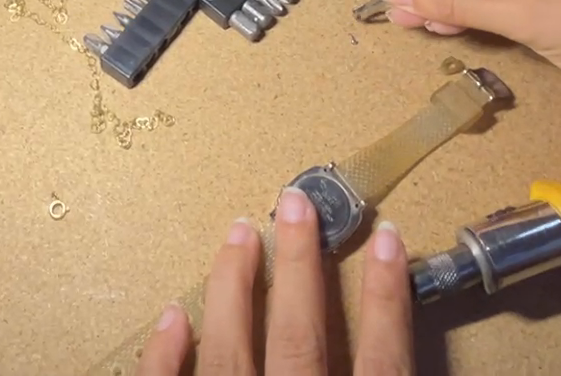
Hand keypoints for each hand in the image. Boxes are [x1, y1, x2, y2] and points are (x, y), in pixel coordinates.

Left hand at [135, 187, 413, 375]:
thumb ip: (379, 374)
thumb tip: (393, 358)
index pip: (383, 362)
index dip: (386, 297)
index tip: (388, 238)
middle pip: (300, 338)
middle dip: (299, 265)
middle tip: (294, 201)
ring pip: (232, 351)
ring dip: (235, 288)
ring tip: (240, 232)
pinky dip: (167, 356)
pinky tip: (173, 317)